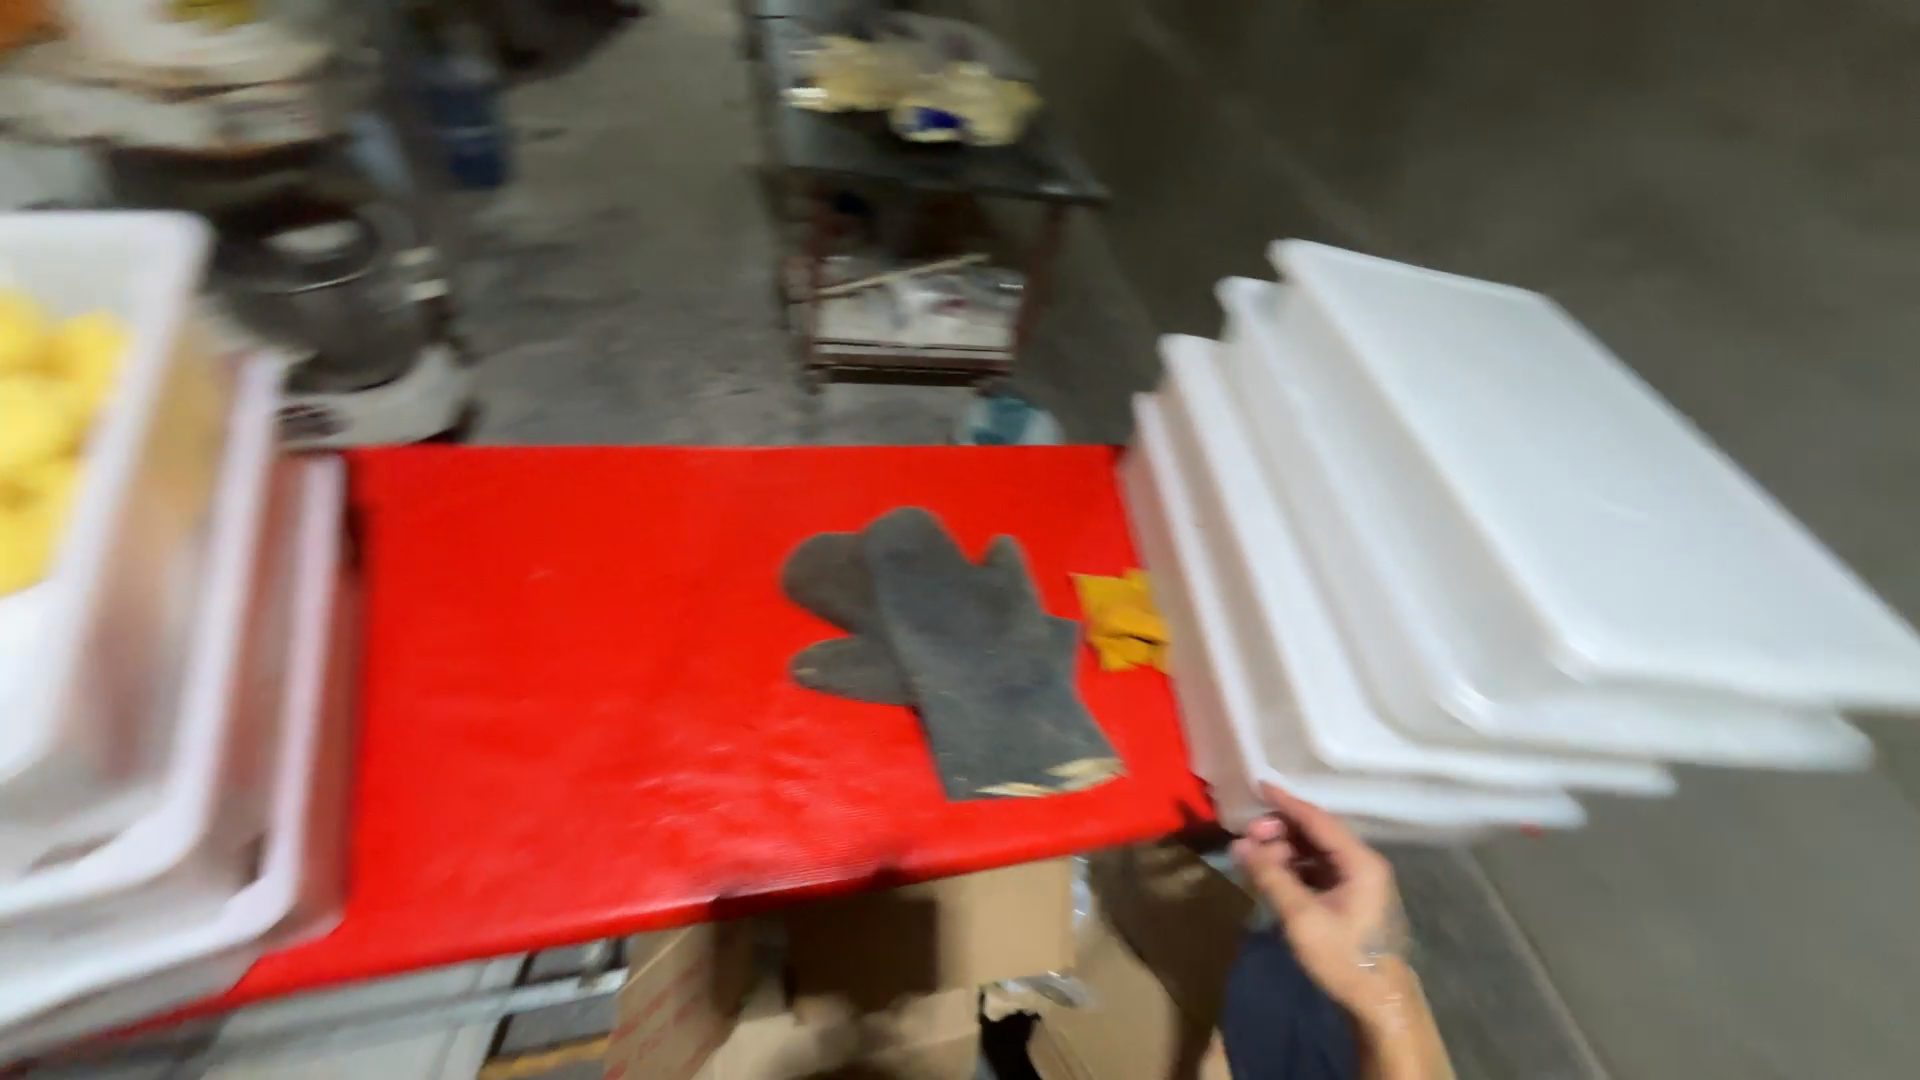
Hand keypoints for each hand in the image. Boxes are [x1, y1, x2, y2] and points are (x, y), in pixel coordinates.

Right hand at [1231, 784, 1407, 1025]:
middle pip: (1315, 832)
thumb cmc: (1345, 957)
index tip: (1258, 786)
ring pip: (1314, 850)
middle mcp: (1363, 863)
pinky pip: (1318, 868)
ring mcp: (1359, 880)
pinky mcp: (1351, 897)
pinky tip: (1273, 876)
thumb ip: (1270, 876)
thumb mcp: (1302, 916)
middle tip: (1248, 839)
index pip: (1317, 819)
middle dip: (1279, 830)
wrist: (1381, 1006)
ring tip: (1256, 861)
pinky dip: (1294, 866)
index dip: (1285, 802)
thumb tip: (1238, 845)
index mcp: (1360, 861)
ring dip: (1284, 849)